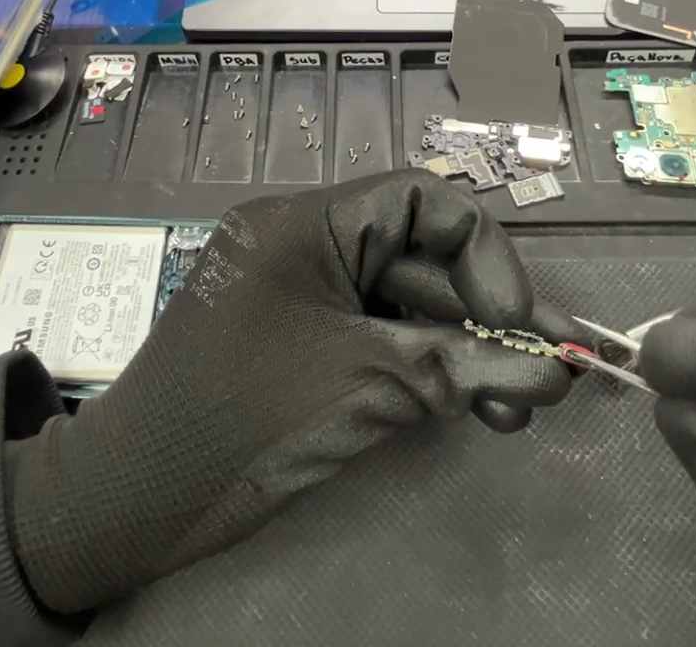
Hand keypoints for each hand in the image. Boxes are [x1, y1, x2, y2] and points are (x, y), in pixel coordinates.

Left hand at [7, 169, 573, 611]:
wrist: (137, 496)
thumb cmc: (244, 417)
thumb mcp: (367, 385)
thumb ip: (468, 370)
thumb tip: (558, 372)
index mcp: (306, 223)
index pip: (418, 200)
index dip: (481, 251)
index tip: (516, 317)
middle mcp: (308, 245)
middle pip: (421, 257)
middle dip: (486, 315)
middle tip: (548, 369)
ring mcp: (307, 295)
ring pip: (407, 306)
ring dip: (466, 351)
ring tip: (523, 408)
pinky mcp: (308, 341)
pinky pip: (381, 338)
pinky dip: (428, 369)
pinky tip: (479, 408)